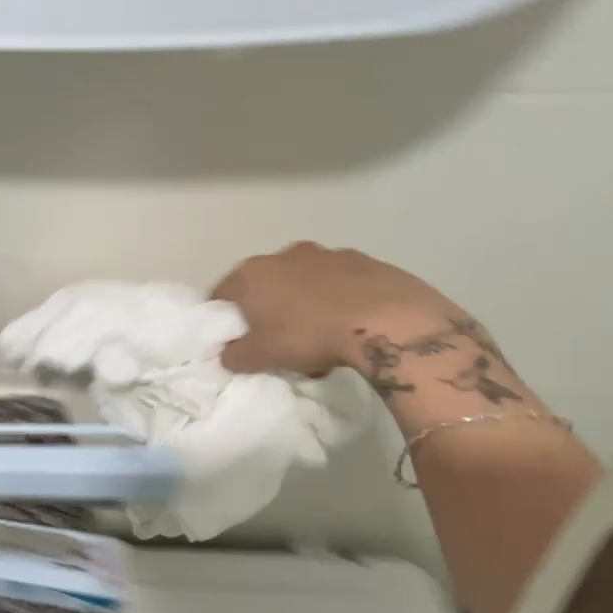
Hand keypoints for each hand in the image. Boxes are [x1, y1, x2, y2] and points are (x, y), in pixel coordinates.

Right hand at [211, 242, 461, 376]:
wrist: (392, 323)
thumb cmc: (308, 336)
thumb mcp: (255, 358)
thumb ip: (232, 355)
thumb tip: (231, 352)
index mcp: (251, 273)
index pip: (220, 294)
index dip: (223, 319)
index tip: (235, 339)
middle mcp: (287, 255)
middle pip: (265, 285)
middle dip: (267, 308)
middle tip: (276, 337)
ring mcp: (332, 254)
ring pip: (304, 283)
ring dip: (303, 304)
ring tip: (317, 335)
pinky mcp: (371, 262)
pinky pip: (340, 284)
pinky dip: (337, 302)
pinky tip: (347, 327)